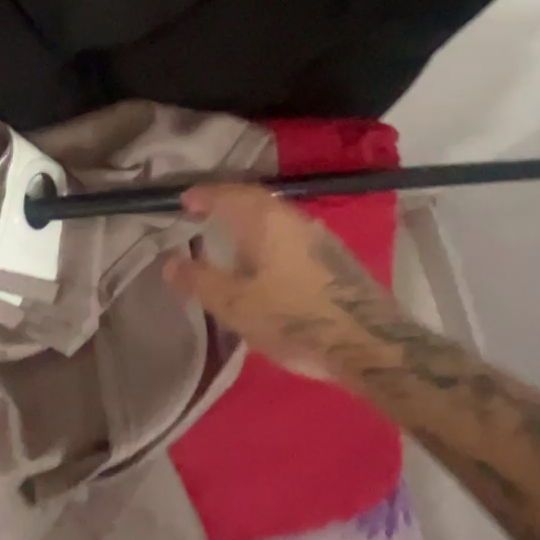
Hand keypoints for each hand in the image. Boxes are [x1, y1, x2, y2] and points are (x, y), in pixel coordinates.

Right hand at [162, 185, 399, 378]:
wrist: (371, 345)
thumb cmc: (295, 319)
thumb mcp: (236, 305)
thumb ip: (200, 281)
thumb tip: (169, 262)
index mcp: (265, 221)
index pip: (227, 194)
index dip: (203, 196)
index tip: (184, 201)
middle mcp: (294, 219)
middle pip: (254, 201)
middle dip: (227, 203)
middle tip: (205, 213)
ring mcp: (320, 237)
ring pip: (276, 218)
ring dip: (251, 222)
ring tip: (232, 238)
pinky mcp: (337, 259)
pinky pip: (291, 235)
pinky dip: (270, 238)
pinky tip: (268, 262)